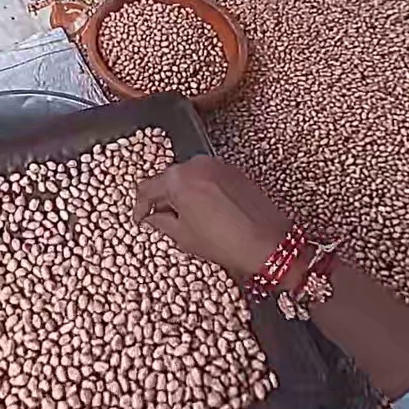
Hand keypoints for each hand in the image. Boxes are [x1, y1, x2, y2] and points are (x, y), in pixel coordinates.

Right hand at [133, 156, 290, 278]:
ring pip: (187, 177)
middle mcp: (195, 165)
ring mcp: (215, 165)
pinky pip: (206, 177)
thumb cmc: (226, 241)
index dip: (140, 206)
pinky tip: (205, 211)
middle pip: (167, 179)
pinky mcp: (232, 170)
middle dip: (162, 199)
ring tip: (186, 218)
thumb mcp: (183, 236)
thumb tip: (151, 217)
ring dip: (182, 194)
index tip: (140, 217)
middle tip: (161, 220)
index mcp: (177, 179)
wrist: (269, 243)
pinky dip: (200, 191)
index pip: (147, 188)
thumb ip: (160, 221)